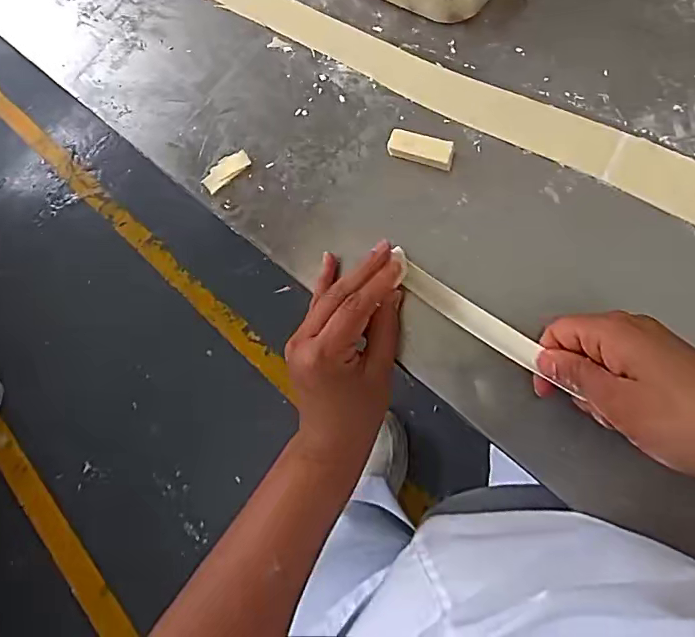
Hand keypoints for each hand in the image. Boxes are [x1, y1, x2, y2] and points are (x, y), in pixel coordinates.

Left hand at [284, 241, 403, 458]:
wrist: (327, 444)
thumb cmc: (358, 418)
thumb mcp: (379, 373)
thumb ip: (384, 329)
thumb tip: (391, 293)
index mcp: (325, 353)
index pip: (355, 307)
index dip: (378, 282)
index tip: (396, 263)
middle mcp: (304, 341)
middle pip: (338, 297)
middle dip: (365, 271)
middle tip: (386, 250)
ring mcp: (297, 339)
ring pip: (326, 298)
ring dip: (349, 274)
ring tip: (370, 253)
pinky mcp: (299, 339)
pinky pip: (315, 307)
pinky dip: (325, 285)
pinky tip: (330, 262)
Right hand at [535, 311, 694, 488]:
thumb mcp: (618, 406)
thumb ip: (575, 379)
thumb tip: (550, 362)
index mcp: (617, 332)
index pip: (557, 329)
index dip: (540, 355)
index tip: (531, 376)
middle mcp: (635, 329)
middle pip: (580, 343)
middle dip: (575, 378)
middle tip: (593, 411)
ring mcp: (656, 345)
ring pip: (604, 360)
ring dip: (601, 390)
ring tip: (626, 421)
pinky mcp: (671, 363)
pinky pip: (628, 369)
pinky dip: (623, 393)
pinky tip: (643, 420)